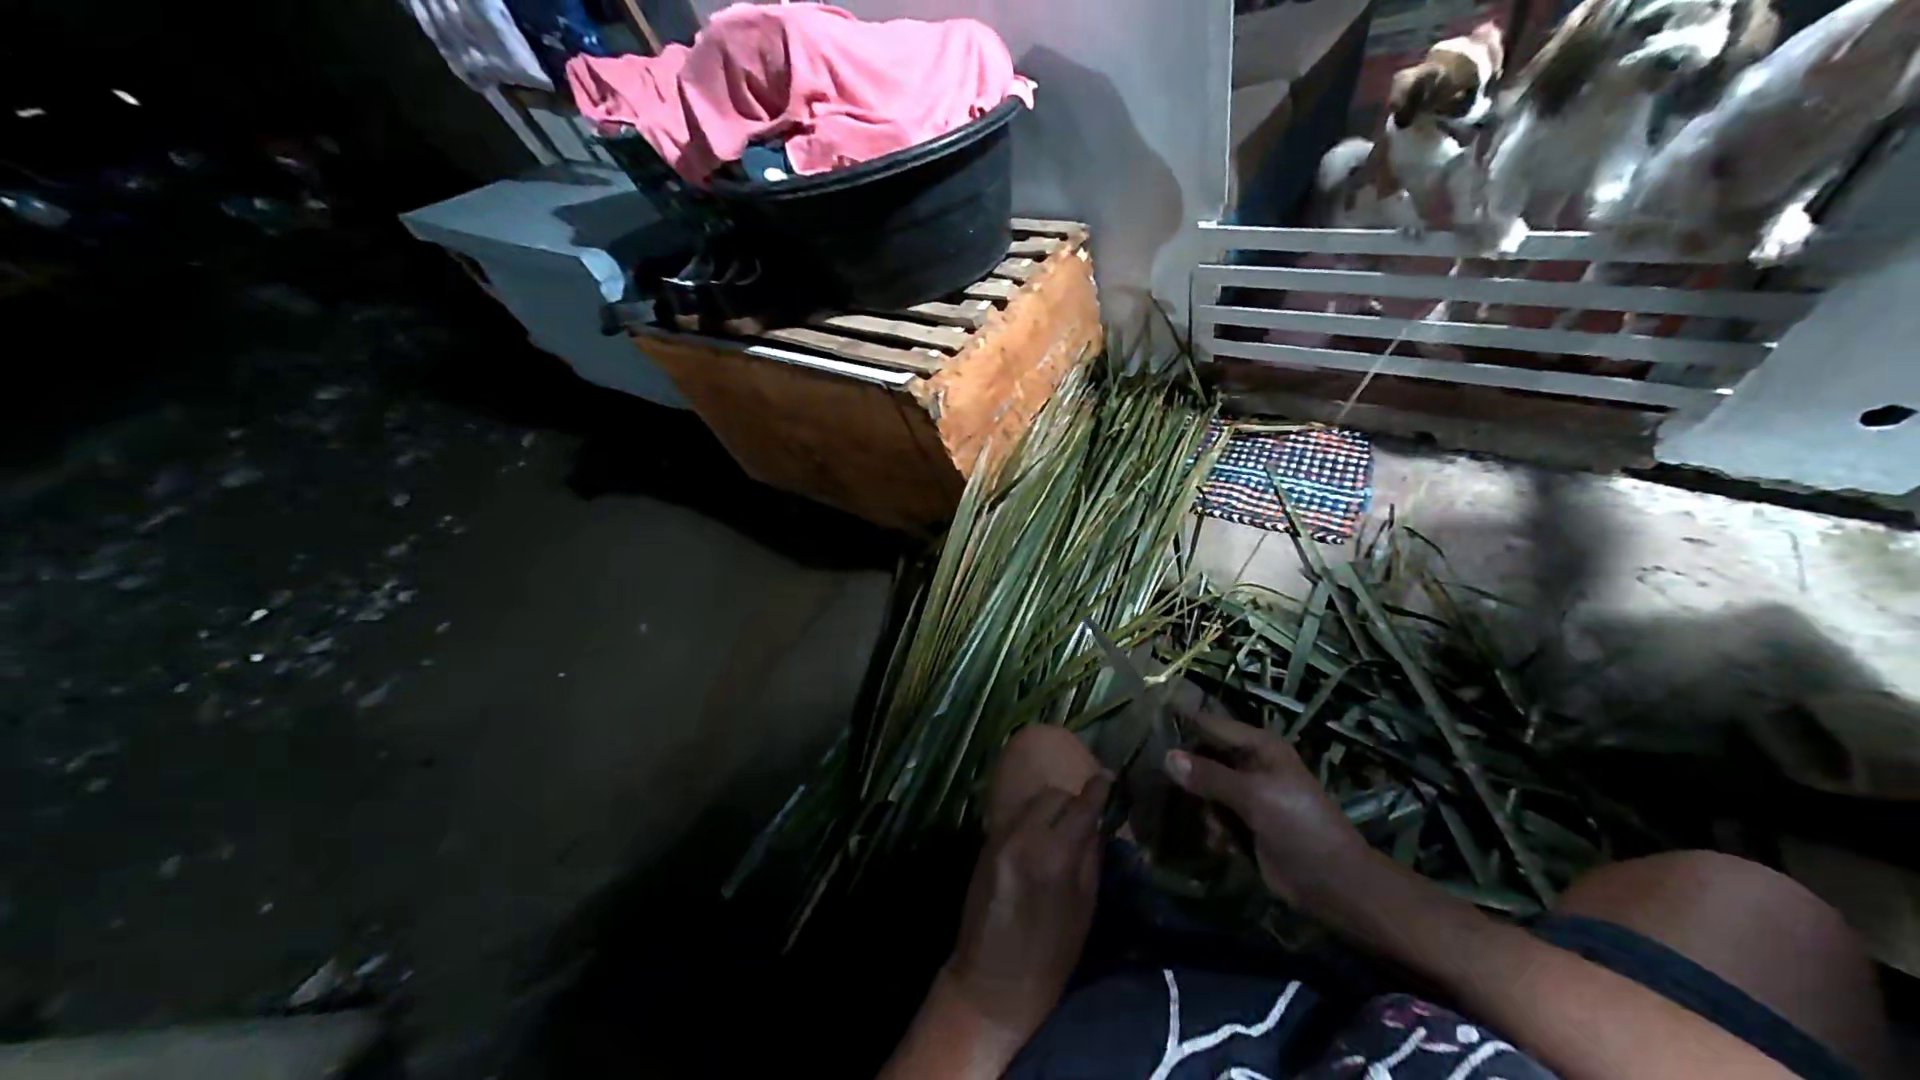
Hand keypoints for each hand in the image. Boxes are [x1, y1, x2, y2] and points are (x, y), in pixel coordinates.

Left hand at [945, 771, 1110, 1042]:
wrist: (993, 979)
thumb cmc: (1051, 954)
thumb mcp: (1084, 907)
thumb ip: (1089, 857)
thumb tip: (1096, 824)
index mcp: (1055, 856)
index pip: (1081, 806)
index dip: (1097, 789)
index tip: (1108, 777)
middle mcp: (1024, 837)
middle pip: (1054, 796)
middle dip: (1072, 802)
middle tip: (1083, 819)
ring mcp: (1000, 838)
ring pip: (1031, 801)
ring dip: (1049, 808)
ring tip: (1059, 829)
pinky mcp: (985, 844)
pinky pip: (1013, 816)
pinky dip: (1030, 819)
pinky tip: (1037, 838)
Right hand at [1162, 705, 1369, 906]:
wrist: (1335, 885)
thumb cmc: (1301, 827)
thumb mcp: (1255, 797)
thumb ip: (1210, 776)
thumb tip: (1166, 756)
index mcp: (1258, 746)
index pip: (1209, 724)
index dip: (1180, 723)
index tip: (1143, 723)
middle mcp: (1249, 763)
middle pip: (1202, 754)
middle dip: (1179, 766)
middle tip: (1145, 773)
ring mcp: (1244, 794)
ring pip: (1202, 785)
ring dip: (1192, 801)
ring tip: (1179, 813)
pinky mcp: (1241, 821)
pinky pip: (1210, 813)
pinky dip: (1205, 824)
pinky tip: (1207, 837)